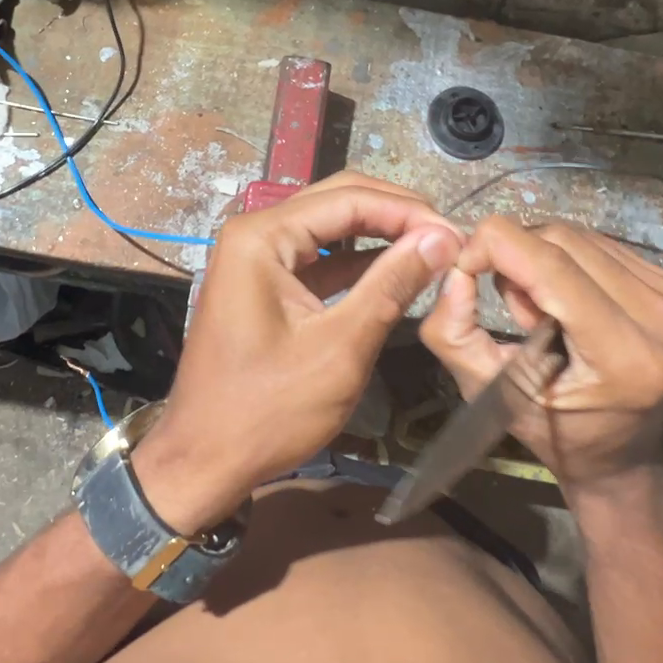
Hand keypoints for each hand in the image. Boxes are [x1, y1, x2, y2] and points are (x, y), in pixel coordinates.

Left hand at [132, 172, 461, 532]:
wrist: (205, 463)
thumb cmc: (268, 410)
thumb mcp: (340, 347)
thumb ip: (391, 284)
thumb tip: (441, 237)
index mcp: (262, 236)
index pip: (348, 199)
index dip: (408, 210)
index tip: (457, 233)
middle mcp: (256, 233)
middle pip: (339, 201)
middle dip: (397, 214)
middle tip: (449, 237)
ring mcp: (259, 257)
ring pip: (332, 227)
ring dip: (382, 235)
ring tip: (435, 249)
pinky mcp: (267, 283)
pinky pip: (321, 259)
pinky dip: (360, 263)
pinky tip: (400, 271)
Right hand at [420, 219, 662, 488]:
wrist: (624, 455)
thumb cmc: (556, 433)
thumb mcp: (490, 395)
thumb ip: (454, 334)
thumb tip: (453, 270)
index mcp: (625, 358)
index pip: (551, 265)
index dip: (495, 246)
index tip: (463, 263)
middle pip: (563, 240)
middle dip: (518, 258)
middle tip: (514, 306)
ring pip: (580, 236)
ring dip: (541, 258)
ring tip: (542, 310)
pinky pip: (600, 243)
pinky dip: (567, 260)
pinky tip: (567, 298)